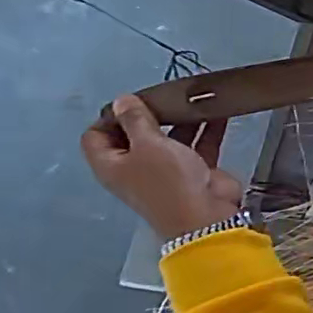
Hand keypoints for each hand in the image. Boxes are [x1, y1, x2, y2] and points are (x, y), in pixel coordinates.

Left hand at [81, 95, 243, 240]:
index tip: (131, 101)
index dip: (109, 116)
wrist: (206, 216)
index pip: (95, 135)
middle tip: (164, 96)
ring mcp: (166, 170)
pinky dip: (206, 130)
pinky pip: (198, 145)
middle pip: (134, 135)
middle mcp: (135, 167)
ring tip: (191, 99)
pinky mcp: (194, 171)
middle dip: (148, 114)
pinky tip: (217, 111)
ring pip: (169, 139)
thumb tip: (121, 100)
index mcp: (111, 165)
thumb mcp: (147, 144)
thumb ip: (135, 119)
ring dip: (180, 120)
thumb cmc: (169, 181)